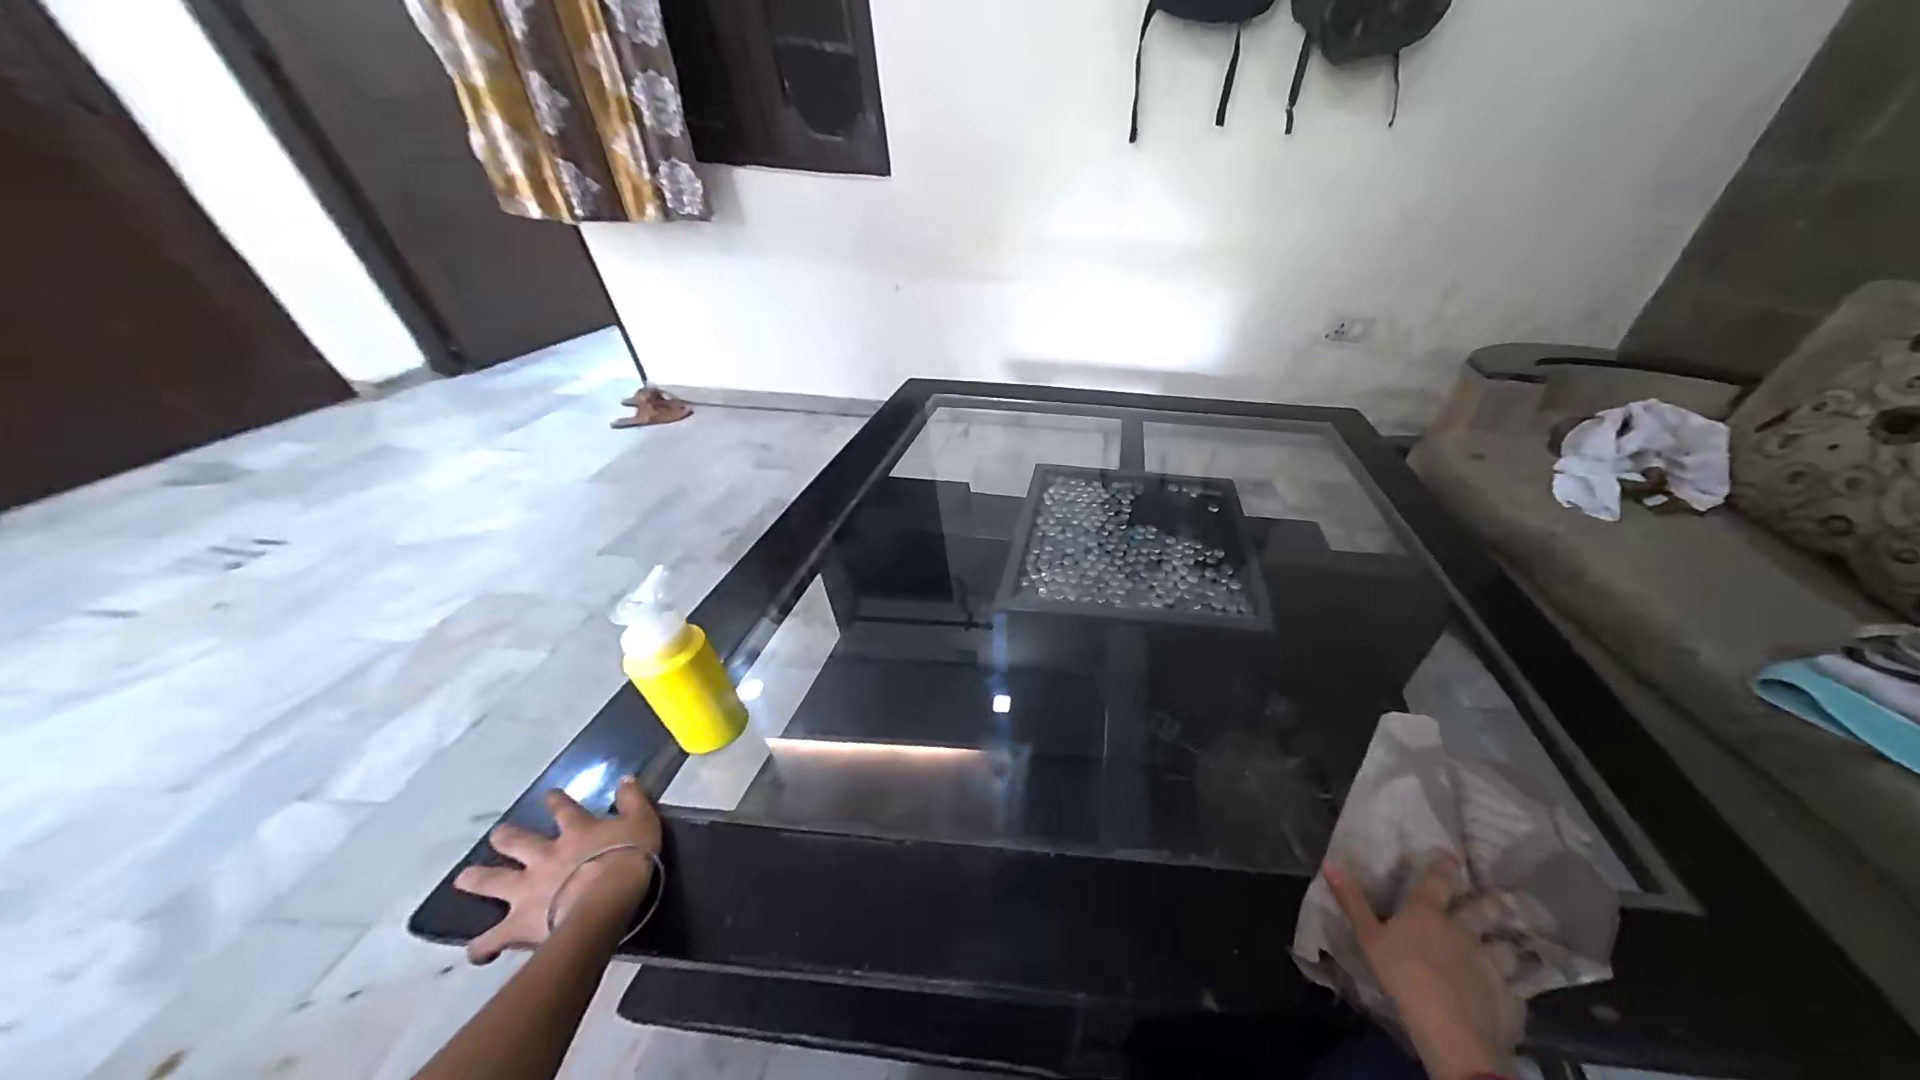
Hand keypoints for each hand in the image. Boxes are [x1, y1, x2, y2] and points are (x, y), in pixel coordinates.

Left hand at [454, 775, 660, 962]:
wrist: (607, 897)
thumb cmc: (629, 856)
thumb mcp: (642, 821)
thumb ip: (632, 799)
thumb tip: (626, 778)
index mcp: (574, 831)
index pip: (563, 810)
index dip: (556, 801)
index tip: (549, 795)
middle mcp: (543, 855)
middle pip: (515, 841)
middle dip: (504, 837)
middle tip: (498, 835)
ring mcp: (526, 888)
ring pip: (491, 881)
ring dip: (476, 880)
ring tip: (464, 879)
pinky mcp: (518, 922)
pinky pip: (493, 939)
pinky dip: (483, 946)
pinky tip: (478, 952)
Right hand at [1326, 856, 1518, 1079]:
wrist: (1448, 1024)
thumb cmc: (1401, 972)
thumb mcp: (1368, 937)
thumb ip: (1352, 902)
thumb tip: (1329, 863)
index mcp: (1428, 914)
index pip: (1436, 883)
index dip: (1443, 867)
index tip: (1453, 855)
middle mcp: (1463, 931)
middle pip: (1483, 912)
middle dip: (1493, 904)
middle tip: (1503, 898)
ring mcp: (1490, 963)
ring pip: (1504, 949)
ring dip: (1506, 947)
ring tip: (1510, 948)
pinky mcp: (1507, 994)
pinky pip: (1513, 988)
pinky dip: (1511, 987)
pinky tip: (1511, 993)